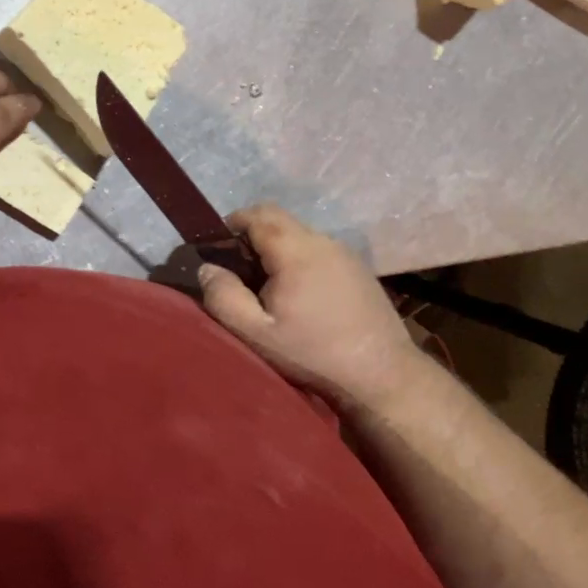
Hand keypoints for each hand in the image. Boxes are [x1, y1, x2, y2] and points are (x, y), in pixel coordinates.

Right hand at [197, 205, 428, 410]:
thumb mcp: (255, 333)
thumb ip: (223, 297)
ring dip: (275, 250)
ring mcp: (345, 254)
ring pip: (299, 236)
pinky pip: (318, 252)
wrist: (380, 374)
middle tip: (235, 271)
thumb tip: (207, 268)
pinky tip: (296, 297)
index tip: (215, 249)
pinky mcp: (358, 270)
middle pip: (280, 220)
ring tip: (264, 287)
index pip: (258, 214)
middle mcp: (324, 242)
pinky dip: (297, 261)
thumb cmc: (311, 353)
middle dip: (251, 236)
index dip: (231, 224)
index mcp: (296, 251)